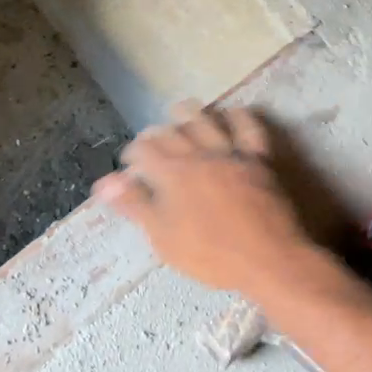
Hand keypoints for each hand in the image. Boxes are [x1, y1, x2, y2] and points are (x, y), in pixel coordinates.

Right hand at [92, 103, 314, 293]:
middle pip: (171, 132)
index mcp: (171, 173)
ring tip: (182, 110)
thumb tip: (103, 183)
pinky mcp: (258, 160)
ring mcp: (230, 154)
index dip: (132, 152)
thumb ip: (134, 204)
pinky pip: (249, 129)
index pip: (143, 151)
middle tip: (151, 136)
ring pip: (206, 121)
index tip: (129, 161)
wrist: (269, 261)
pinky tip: (233, 113)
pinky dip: (240, 117)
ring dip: (191, 113)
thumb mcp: (162, 236)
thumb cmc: (210, 255)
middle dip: (156, 132)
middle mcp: (198, 155)